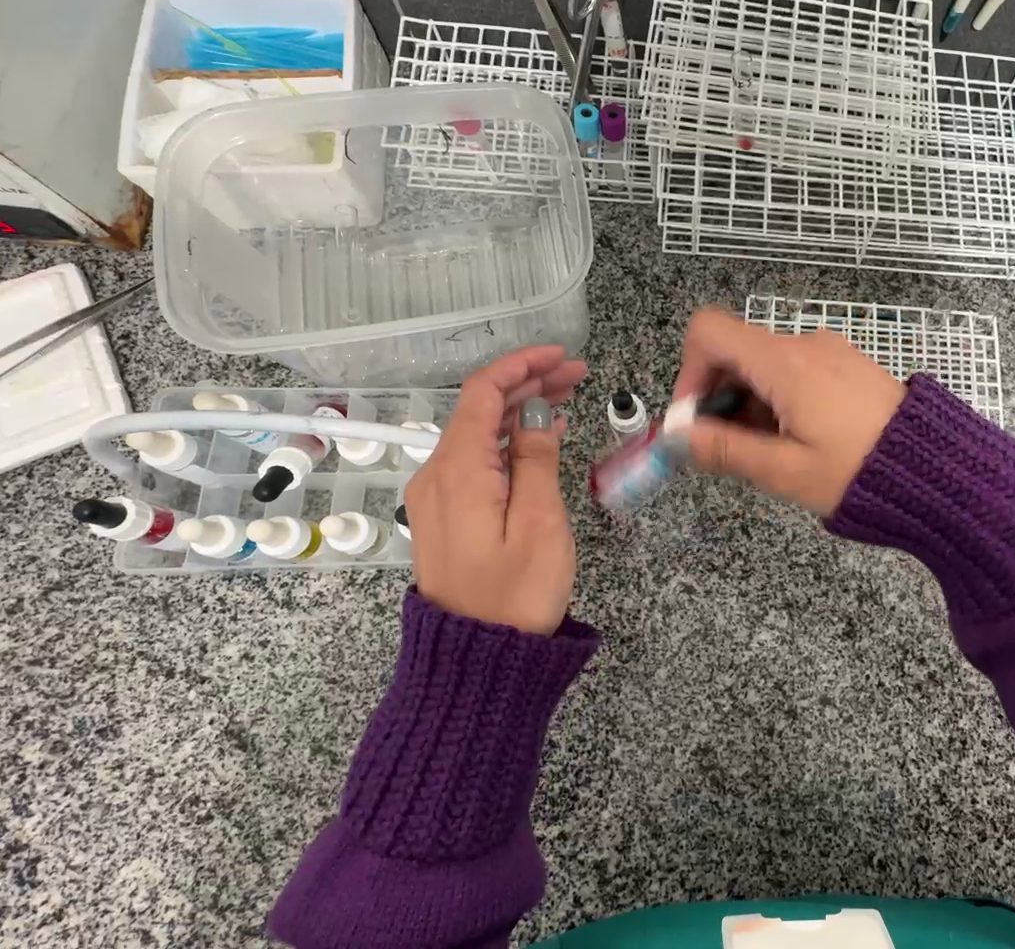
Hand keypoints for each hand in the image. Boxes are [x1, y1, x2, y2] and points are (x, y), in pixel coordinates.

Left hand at [404, 345, 587, 633]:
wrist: (478, 659)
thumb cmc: (516, 593)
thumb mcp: (539, 522)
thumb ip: (535, 460)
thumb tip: (535, 415)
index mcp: (457, 470)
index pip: (481, 393)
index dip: (521, 365)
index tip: (562, 355)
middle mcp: (437, 474)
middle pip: (478, 409)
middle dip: (527, 384)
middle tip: (578, 375)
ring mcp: (437, 496)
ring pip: (477, 433)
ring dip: (519, 410)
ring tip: (566, 397)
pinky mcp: (445, 515)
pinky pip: (475, 460)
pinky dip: (507, 439)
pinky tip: (538, 438)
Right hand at [672, 307, 905, 516]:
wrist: (936, 468)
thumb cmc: (859, 472)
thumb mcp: (785, 471)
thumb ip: (723, 449)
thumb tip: (673, 436)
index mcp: (784, 363)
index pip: (709, 332)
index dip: (688, 373)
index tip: (694, 420)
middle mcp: (805, 345)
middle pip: (735, 352)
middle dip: (718, 398)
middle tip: (728, 449)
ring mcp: (830, 352)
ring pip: (764, 366)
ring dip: (750, 404)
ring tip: (772, 454)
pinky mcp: (847, 366)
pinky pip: (795, 372)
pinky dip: (779, 400)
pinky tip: (798, 441)